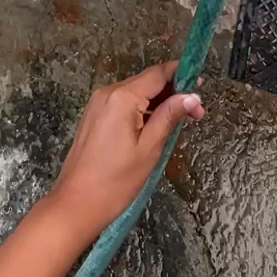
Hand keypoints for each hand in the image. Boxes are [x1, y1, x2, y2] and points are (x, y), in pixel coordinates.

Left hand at [46, 62, 204, 237]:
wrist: (76, 202)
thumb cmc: (116, 180)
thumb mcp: (149, 148)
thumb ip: (169, 117)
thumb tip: (192, 97)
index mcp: (122, 96)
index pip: (156, 74)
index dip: (180, 75)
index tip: (200, 84)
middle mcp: (108, 91)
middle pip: (146, 82)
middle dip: (172, 92)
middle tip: (196, 113)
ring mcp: (99, 102)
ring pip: (135, 92)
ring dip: (158, 102)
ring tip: (180, 120)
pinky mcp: (95, 114)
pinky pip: (123, 103)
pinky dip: (142, 109)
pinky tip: (156, 123)